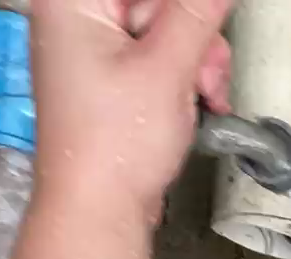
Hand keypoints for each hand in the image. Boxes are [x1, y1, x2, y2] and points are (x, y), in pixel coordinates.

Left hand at [30, 0, 233, 223]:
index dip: (183, 9)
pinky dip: (187, 79)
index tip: (210, 24)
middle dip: (196, 36)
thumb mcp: (166, 70)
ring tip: (202, 96)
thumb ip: (195, 16)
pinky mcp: (118, 80)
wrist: (102, 205)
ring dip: (198, 62)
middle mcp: (80, 16)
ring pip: (167, 31)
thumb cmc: (114, 144)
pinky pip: (162, 60)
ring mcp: (99, 50)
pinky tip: (197, 102)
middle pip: (158, 4)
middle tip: (205, 75)